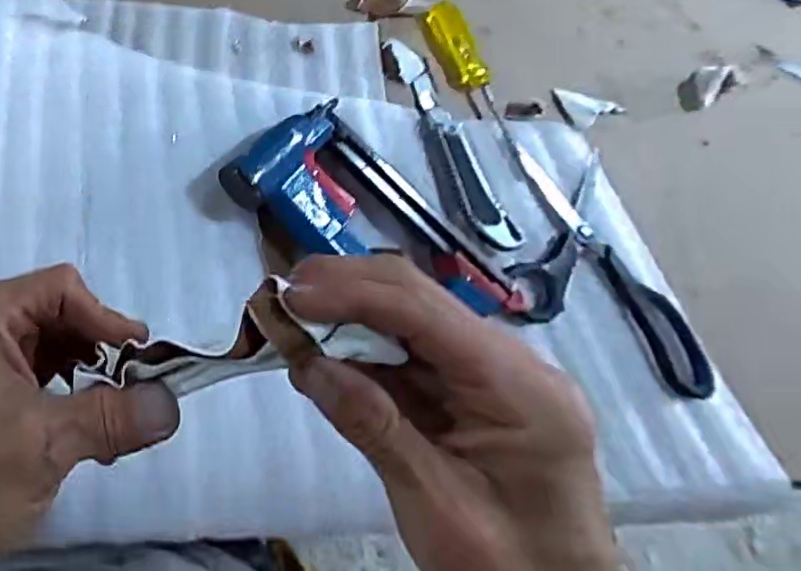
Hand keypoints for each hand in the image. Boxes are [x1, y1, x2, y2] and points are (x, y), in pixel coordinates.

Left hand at [0, 264, 181, 570]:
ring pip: (68, 343)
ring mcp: (0, 356)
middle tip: (133, 387)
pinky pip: (58, 371)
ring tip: (117, 412)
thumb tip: (172, 403)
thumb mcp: (45, 444)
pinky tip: (95, 424)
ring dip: (96, 373)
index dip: (104, 317)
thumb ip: (110, 417)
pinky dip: (82, 392)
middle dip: (103, 348)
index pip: (65, 288)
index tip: (138, 357)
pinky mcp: (7, 388)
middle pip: (69, 313)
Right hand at [283, 255, 617, 570]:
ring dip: (346, 308)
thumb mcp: (440, 513)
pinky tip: (325, 347)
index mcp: (518, 386)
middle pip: (415, 294)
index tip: (292, 297)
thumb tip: (308, 364)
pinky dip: (360, 339)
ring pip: (406, 308)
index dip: (352, 293)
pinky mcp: (469, 378)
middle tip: (282, 297)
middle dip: (343, 287)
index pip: (423, 311)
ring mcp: (490, 364)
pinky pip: (407, 342)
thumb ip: (376, 431)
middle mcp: (508, 358)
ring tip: (293, 318)